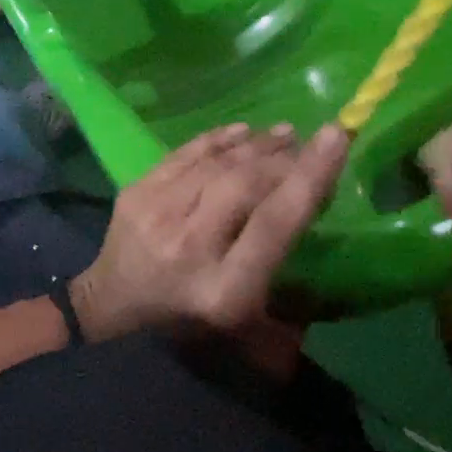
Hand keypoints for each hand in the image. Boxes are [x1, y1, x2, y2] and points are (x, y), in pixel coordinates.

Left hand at [70, 121, 349, 341]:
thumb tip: (313, 198)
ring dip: (255, 145)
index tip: (337, 138)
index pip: (275, 223)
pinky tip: (242, 132)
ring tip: (284, 134)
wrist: (115, 304)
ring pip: (215, 165)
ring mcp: (157, 213)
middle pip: (245, 186)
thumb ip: (282, 270)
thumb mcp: (247, 319)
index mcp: (225, 290)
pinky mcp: (136, 191)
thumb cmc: (190, 320)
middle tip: (314, 140)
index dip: (309, 178)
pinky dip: (216, 140)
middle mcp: (189, 246)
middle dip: (285, 158)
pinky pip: (184, 154)